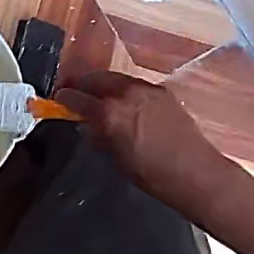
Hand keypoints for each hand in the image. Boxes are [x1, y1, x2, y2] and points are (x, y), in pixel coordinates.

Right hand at [56, 71, 253, 253]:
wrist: (196, 173)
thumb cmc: (152, 175)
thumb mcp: (116, 158)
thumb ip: (99, 137)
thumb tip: (88, 126)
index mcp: (110, 112)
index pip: (77, 97)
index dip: (63, 98)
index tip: (57, 99)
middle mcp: (126, 93)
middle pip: (96, 79)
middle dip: (82, 84)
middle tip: (73, 92)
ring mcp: (146, 90)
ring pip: (116, 79)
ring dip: (103, 85)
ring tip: (98, 97)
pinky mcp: (162, 93)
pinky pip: (134, 86)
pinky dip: (123, 91)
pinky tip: (124, 104)